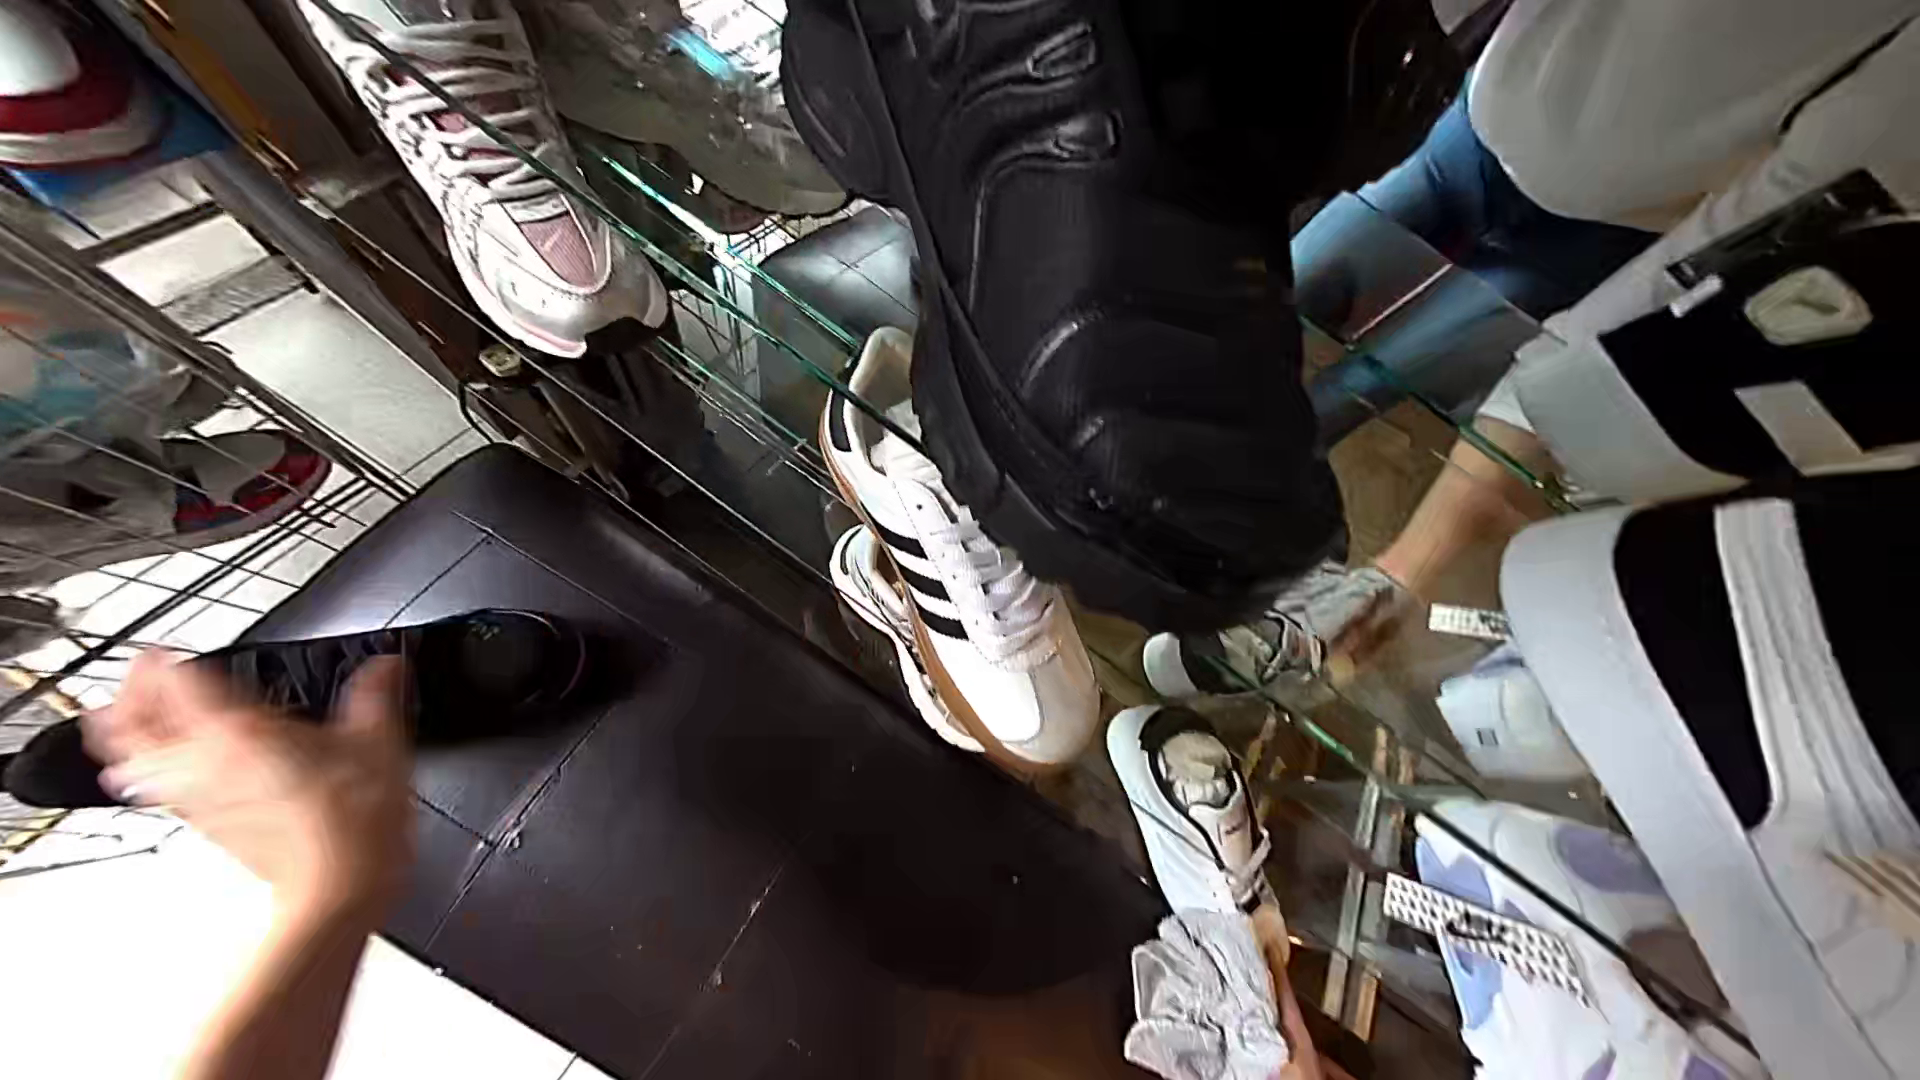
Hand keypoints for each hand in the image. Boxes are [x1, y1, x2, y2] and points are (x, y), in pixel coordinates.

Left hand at [84, 650, 413, 927]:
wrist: (340, 878)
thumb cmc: (357, 814)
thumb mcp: (384, 739)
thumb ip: (377, 694)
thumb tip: (386, 665)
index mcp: (243, 734)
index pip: (178, 687)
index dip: (165, 664)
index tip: (166, 651)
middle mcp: (205, 764)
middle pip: (130, 726)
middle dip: (128, 695)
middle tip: (140, 676)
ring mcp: (197, 798)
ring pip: (129, 759)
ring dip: (124, 733)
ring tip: (135, 715)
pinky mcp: (204, 821)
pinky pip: (154, 786)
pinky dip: (147, 765)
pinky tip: (168, 764)